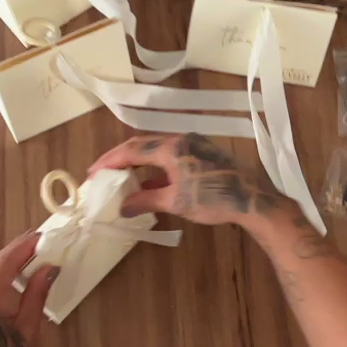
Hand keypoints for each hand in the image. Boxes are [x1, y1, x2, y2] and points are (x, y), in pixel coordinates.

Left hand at [0, 231, 57, 346]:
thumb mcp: (27, 334)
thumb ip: (35, 297)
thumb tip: (48, 270)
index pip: (3, 264)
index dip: (22, 248)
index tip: (39, 237)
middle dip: (13, 254)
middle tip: (35, 243)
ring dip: (3, 266)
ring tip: (26, 260)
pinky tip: (8, 283)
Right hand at [91, 133, 292, 228]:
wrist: (252, 199)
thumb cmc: (213, 199)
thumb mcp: (176, 202)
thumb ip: (146, 201)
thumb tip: (122, 207)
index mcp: (171, 148)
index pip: (132, 150)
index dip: (110, 161)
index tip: (93, 173)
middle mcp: (180, 140)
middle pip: (142, 146)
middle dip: (120, 160)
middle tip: (103, 174)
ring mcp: (193, 145)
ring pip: (156, 150)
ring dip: (137, 164)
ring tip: (121, 179)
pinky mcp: (202, 154)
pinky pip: (170, 156)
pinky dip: (154, 168)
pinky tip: (148, 184)